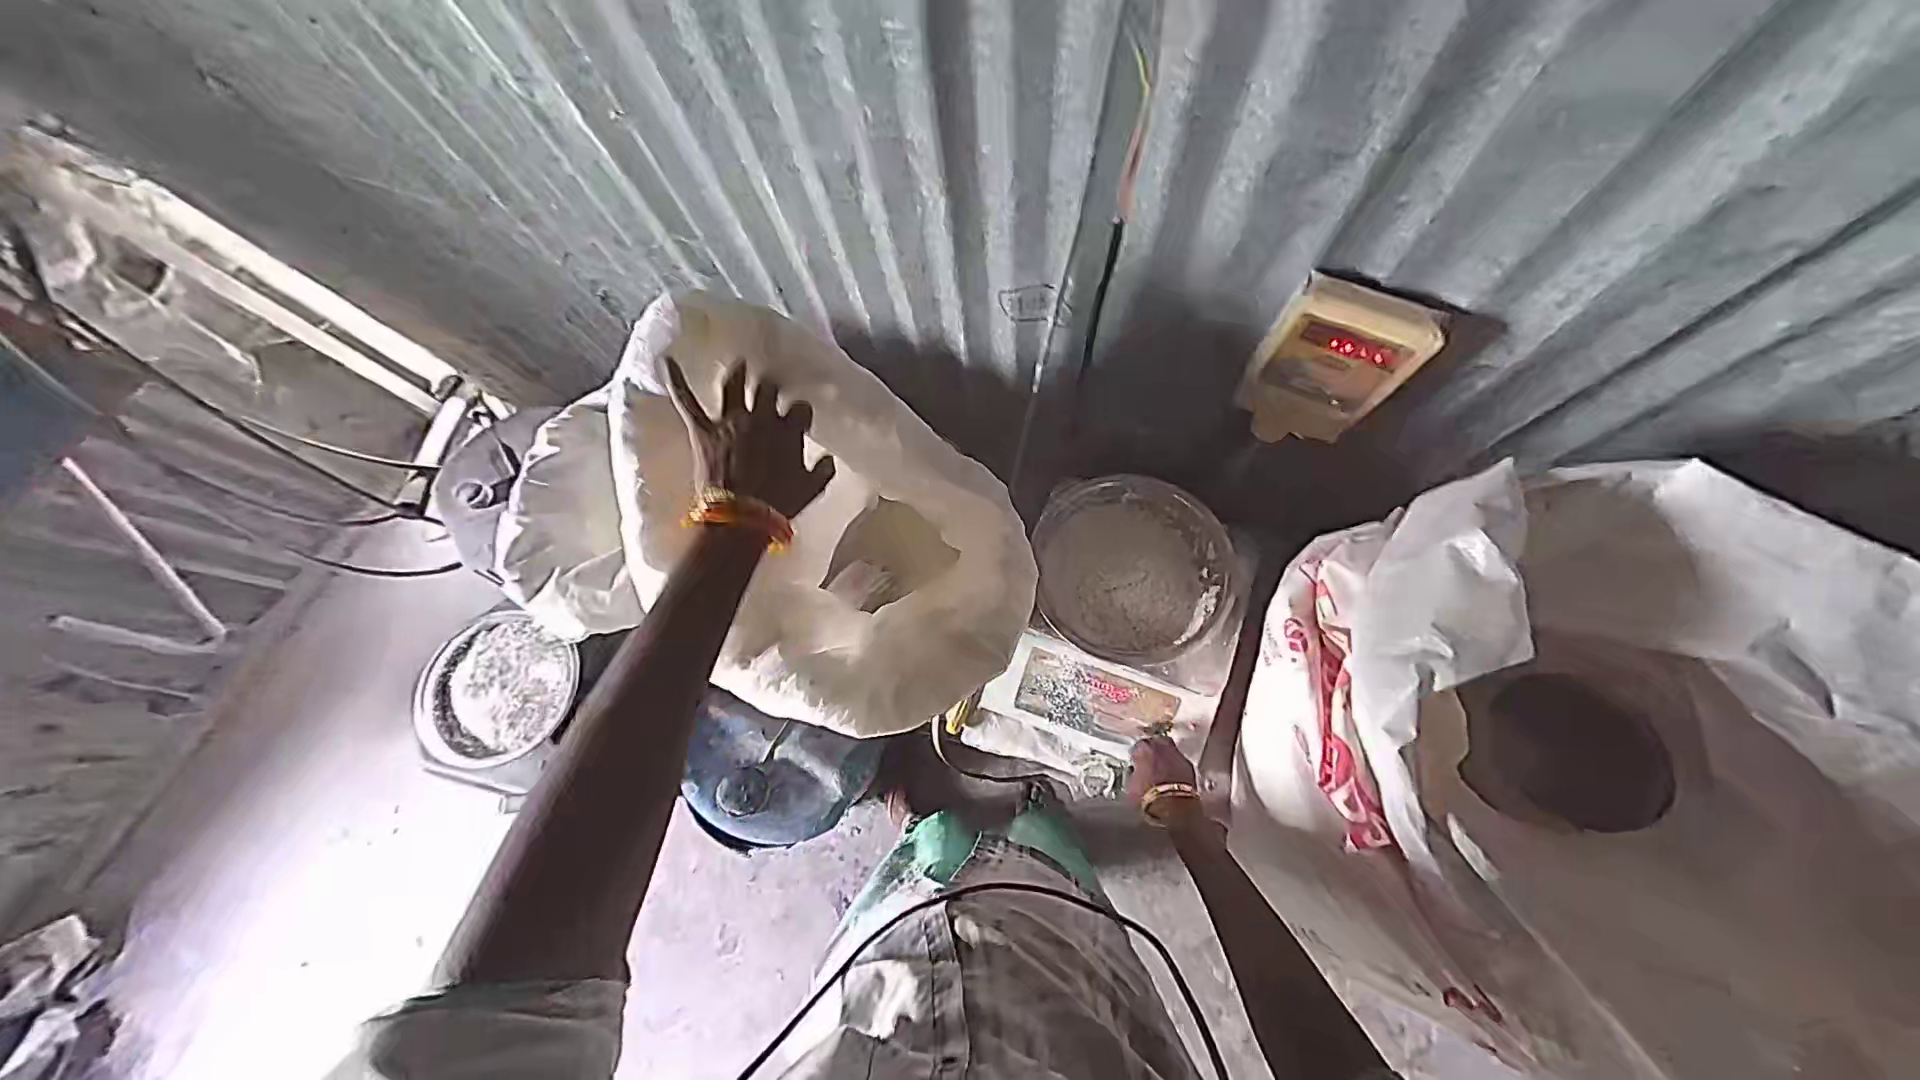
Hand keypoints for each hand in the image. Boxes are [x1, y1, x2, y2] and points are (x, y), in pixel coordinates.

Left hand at [666, 358, 834, 519]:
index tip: (800, 417)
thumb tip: (828, 460)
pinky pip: (686, 401)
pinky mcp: (703, 431)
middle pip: (767, 388)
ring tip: (739, 365)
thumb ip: (822, 470)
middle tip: (771, 385)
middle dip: (770, 385)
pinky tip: (667, 361)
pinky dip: (675, 380)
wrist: (742, 517)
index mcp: (789, 430)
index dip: (800, 411)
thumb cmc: (780, 504)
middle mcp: (760, 418)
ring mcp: (730, 422)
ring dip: (737, 373)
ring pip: (733, 385)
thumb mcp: (812, 488)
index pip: (800, 408)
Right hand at [1129, 735, 1210, 829]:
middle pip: (1158, 742)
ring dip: (1167, 758)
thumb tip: (1136, 776)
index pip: (1139, 745)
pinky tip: (1173, 779)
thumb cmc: (1150, 797)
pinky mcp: (1190, 767)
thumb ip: (1135, 774)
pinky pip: (1181, 763)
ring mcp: (1178, 755)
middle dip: (1155, 750)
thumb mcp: (1132, 786)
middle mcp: (1162, 747)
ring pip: (1171, 751)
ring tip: (1162, 771)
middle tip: (1151, 761)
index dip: (1138, 754)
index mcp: (1144, 748)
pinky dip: (1177, 768)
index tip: (1137, 761)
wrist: (1173, 808)